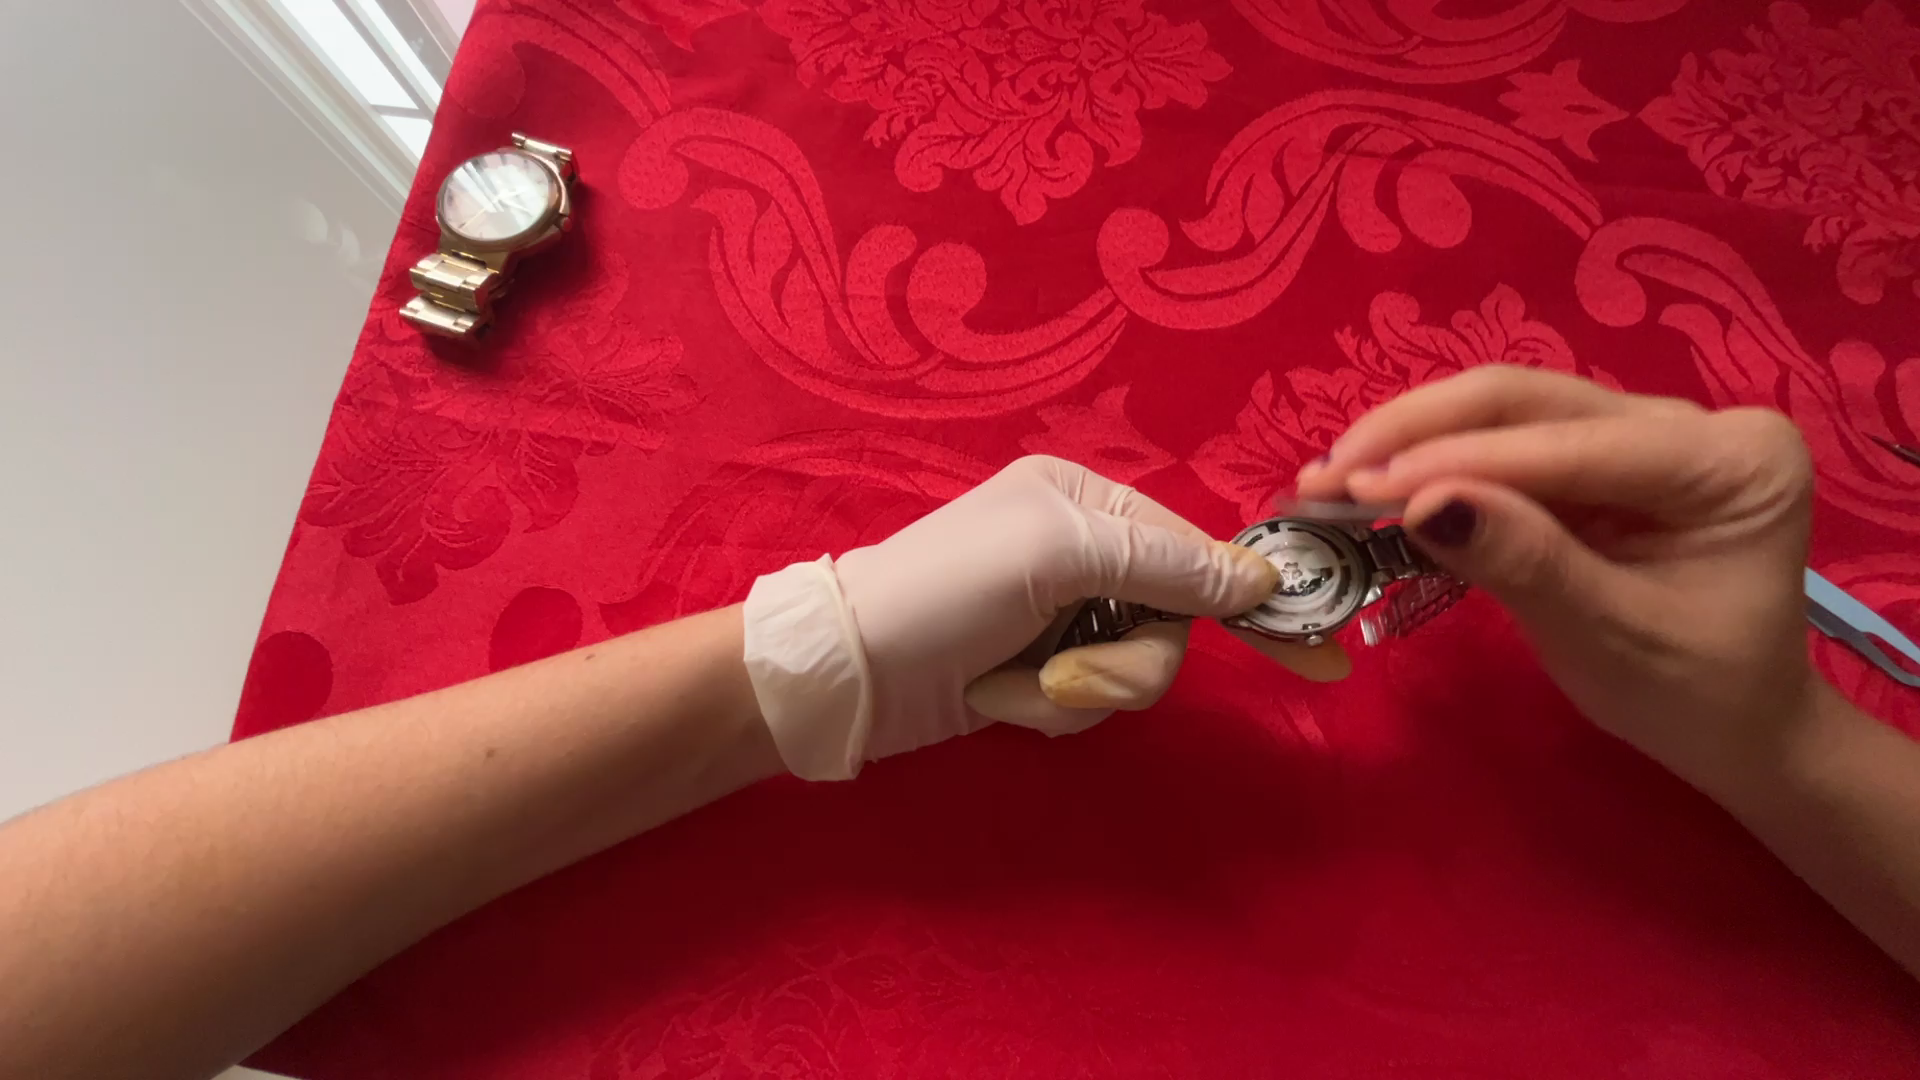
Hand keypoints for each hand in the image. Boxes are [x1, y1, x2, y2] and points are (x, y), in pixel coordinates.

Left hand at [744, 456, 1347, 779]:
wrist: (852, 670)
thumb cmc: (949, 590)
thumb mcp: (1055, 556)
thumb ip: (1163, 566)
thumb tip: (1261, 579)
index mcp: (1083, 502)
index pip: (1189, 548)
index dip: (1240, 595)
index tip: (1311, 646)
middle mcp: (1078, 552)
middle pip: (1167, 619)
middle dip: (1122, 660)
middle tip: (1065, 671)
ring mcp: (1059, 616)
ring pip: (1132, 667)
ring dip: (1076, 688)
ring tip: (1012, 683)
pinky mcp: (1037, 669)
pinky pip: (1088, 698)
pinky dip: (1045, 707)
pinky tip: (993, 695)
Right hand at [1298, 367, 1816, 792]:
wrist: (1718, 717)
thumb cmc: (1685, 689)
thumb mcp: (1610, 638)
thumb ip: (1525, 563)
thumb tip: (1423, 505)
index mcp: (1727, 461)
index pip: (1564, 443)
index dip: (1451, 461)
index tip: (1352, 490)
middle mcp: (1679, 423)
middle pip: (1518, 400)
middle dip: (1410, 433)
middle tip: (1323, 475)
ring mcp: (1623, 432)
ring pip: (1490, 411)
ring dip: (1400, 442)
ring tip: (1325, 478)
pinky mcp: (1573, 456)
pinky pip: (1481, 443)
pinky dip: (1415, 463)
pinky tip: (1362, 481)